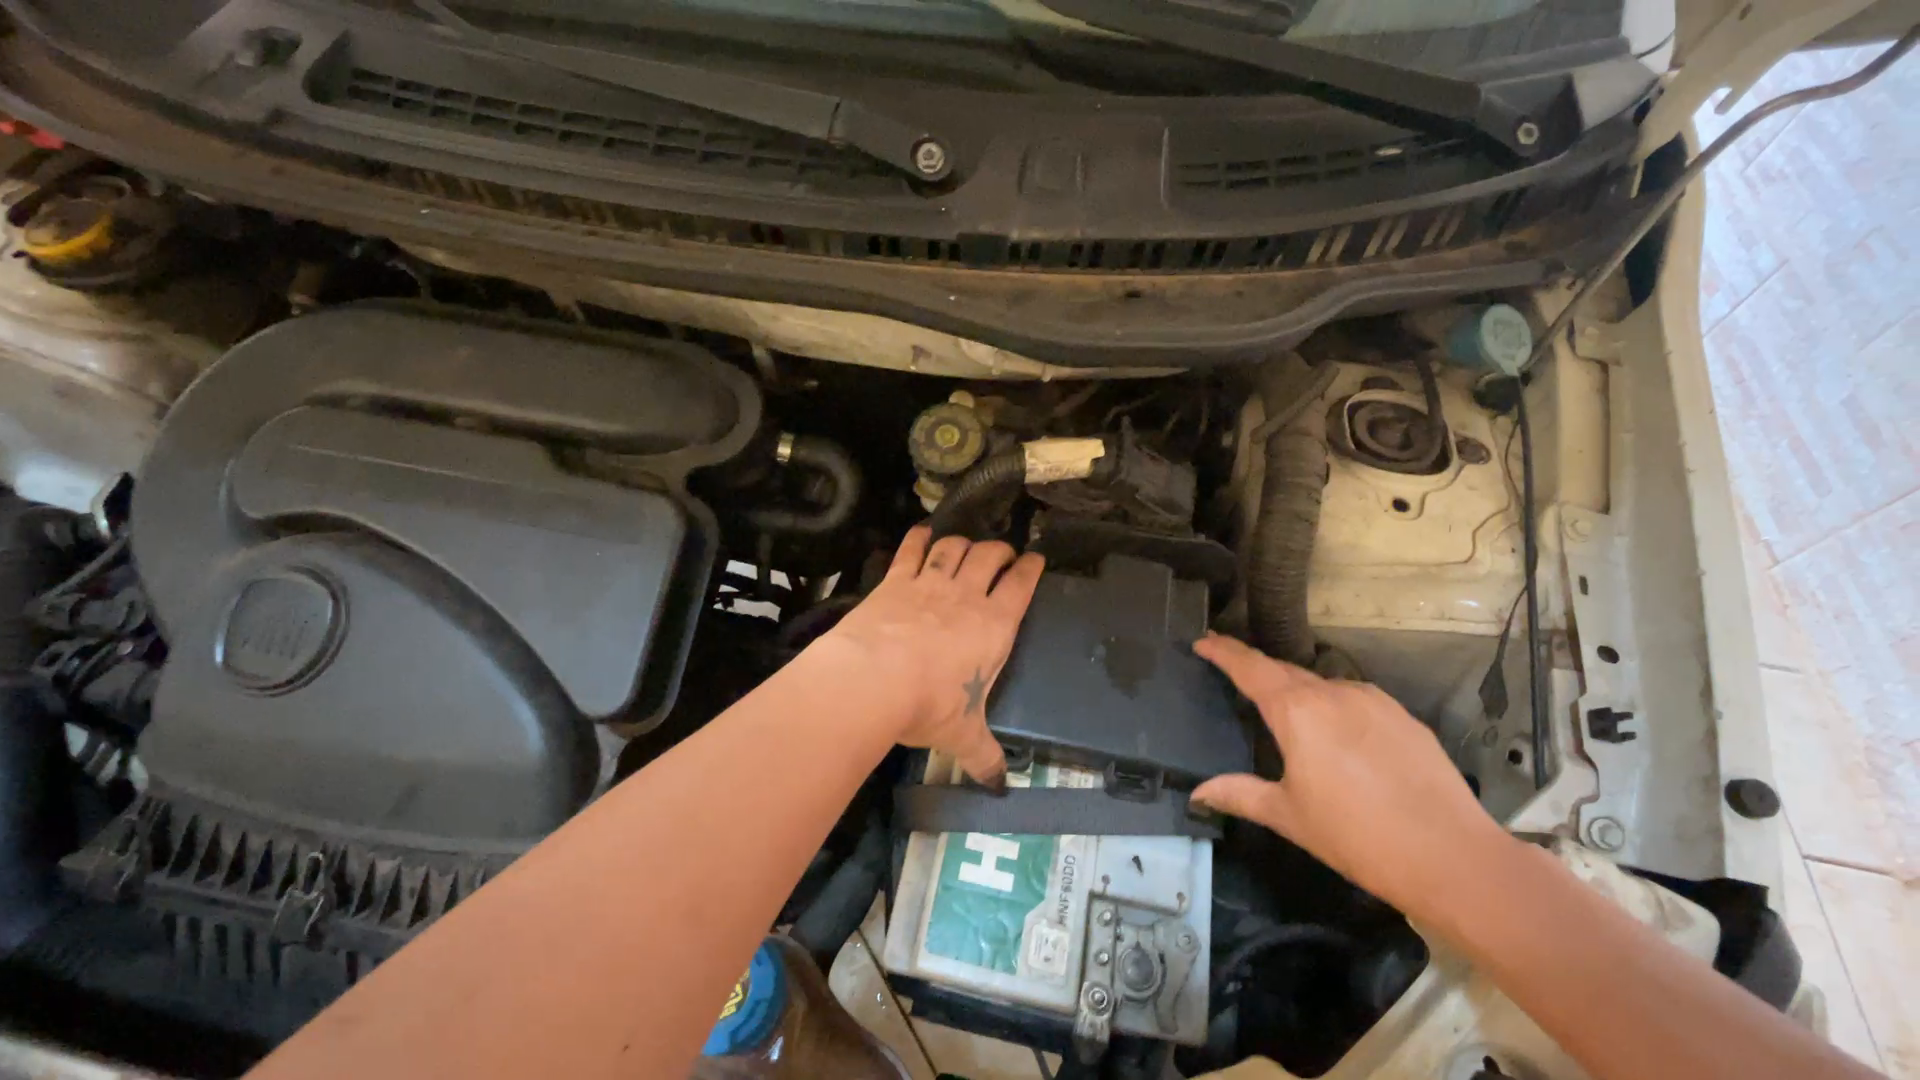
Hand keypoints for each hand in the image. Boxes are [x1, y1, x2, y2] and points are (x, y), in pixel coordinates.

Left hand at [817, 527, 1043, 788]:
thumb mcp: (963, 736)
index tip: (1035, 559)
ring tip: (966, 543)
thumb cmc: (929, 706)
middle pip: (990, 557)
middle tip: (1003, 553)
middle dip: (1000, 550)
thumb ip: (983, 757)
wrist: (873, 680)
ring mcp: (929, 584)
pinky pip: (911, 551)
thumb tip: (999, 787)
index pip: (1021, 586)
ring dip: (963, 542)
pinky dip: (919, 538)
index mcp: (994, 627)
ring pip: (954, 548)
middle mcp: (966, 597)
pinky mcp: (894, 581)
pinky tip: (922, 534)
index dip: (1031, 568)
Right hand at [1190, 633, 1513, 916]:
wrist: (1451, 856)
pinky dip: (1335, 708)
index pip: (1251, 668)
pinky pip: (1357, 701)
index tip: (1203, 641)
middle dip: (1259, 672)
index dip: (1224, 651)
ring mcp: (1375, 702)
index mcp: (1298, 712)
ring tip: (1289, 715)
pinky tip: (1339, 737)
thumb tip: (1199, 792)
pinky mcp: (1405, 718)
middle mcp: (1335, 693)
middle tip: (1236, 679)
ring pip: (1324, 686)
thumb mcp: (1289, 817)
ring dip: (1300, 692)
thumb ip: (1241, 794)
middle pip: (1286, 672)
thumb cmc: (1357, 837)